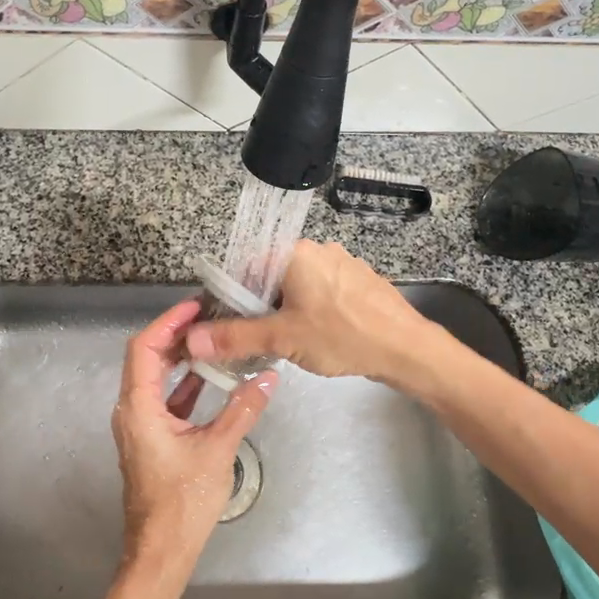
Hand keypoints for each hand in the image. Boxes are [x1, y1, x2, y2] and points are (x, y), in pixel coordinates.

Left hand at [113, 299, 272, 569]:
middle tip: (209, 316)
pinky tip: (212, 378)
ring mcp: (139, 425)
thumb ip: (242, 409)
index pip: (144, 347)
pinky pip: (164, 399)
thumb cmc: (183, 501)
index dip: (168, 322)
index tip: (195, 305)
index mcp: (138, 407)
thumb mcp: (217, 450)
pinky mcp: (151, 439)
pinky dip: (184, 384)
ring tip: (213, 339)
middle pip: (147, 358)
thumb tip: (269, 378)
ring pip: (155, 378)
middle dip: (175, 335)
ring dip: (180, 359)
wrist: (162, 550)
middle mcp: (131, 410)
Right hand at [183, 240, 447, 386]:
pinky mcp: (360, 280)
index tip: (230, 327)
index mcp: (294, 252)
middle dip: (262, 307)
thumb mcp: (283, 339)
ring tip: (291, 343)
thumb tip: (191, 340)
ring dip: (288, 311)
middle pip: (271, 276)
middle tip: (262, 340)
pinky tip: (321, 337)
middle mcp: (317, 249)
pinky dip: (314, 310)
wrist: (408, 349)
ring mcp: (342, 262)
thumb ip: (235, 337)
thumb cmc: (342, 336)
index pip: (245, 267)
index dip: (233, 298)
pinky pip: (323, 291)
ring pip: (298, 286)